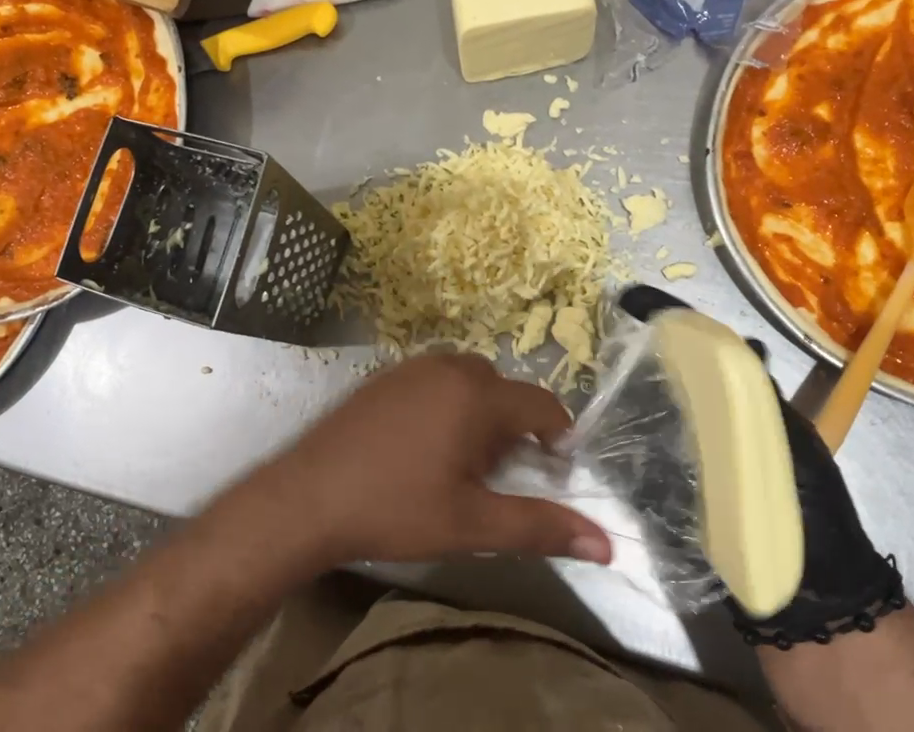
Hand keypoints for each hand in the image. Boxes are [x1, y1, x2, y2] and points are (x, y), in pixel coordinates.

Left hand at [247, 354, 612, 566]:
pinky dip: (446, 404)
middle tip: (497, 474)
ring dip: (479, 413)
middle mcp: (446, 368)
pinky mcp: (381, 378)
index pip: (542, 405)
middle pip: (504, 390)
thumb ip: (540, 528)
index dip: (557, 439)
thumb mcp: (473, 525)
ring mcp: (409, 368)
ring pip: (467, 381)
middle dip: (513, 427)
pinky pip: (433, 381)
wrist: (307, 497)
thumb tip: (606, 546)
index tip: (551, 473)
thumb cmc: (395, 510)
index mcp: (475, 395)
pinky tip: (422, 447)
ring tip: (462, 462)